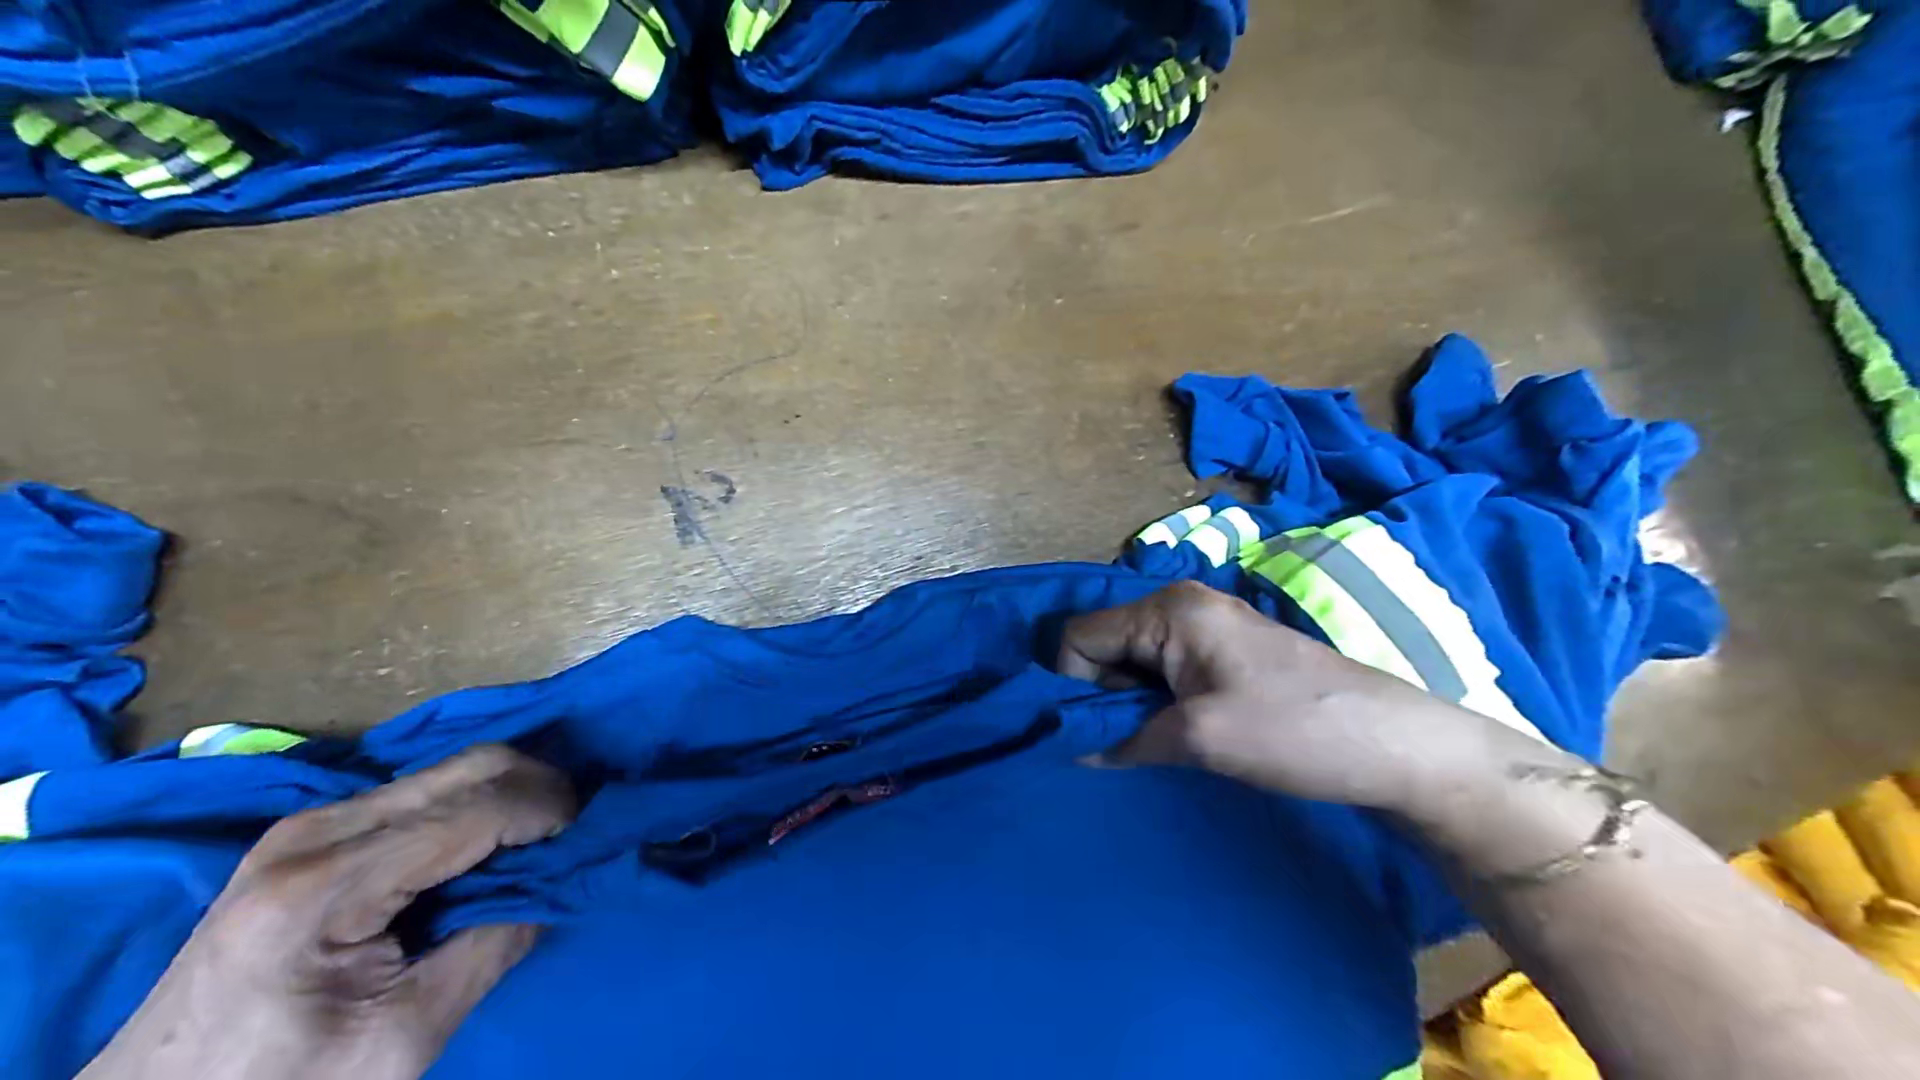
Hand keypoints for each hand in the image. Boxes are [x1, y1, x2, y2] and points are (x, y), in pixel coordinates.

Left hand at [79, 745, 576, 1079]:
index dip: (553, 812)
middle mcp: (317, 829)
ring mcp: (311, 822)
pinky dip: (479, 802)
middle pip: (472, 765)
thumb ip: (495, 943)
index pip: (481, 805)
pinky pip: (427, 788)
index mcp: (327, 885)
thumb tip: (561, 878)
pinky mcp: (315, 830)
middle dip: (543, 788)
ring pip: (455, 766)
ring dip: (513, 791)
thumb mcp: (404, 1037)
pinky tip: (490, 841)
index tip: (589, 841)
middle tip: (575, 833)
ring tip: (540, 840)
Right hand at [1058, 582, 1550, 813]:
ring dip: (1130, 702)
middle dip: (1102, 694)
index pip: (1080, 636)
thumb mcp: (1199, 738)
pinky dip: (1155, 701)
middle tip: (1126, 741)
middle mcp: (1180, 604)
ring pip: (1132, 660)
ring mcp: (1205, 626)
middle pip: (1104, 644)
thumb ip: (1124, 739)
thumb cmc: (1293, 731)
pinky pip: (1162, 670)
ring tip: (1155, 742)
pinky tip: (1176, 732)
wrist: (1396, 747)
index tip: (1093, 733)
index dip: (1073, 685)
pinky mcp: (1223, 652)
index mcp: (1168, 609)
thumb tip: (1075, 750)